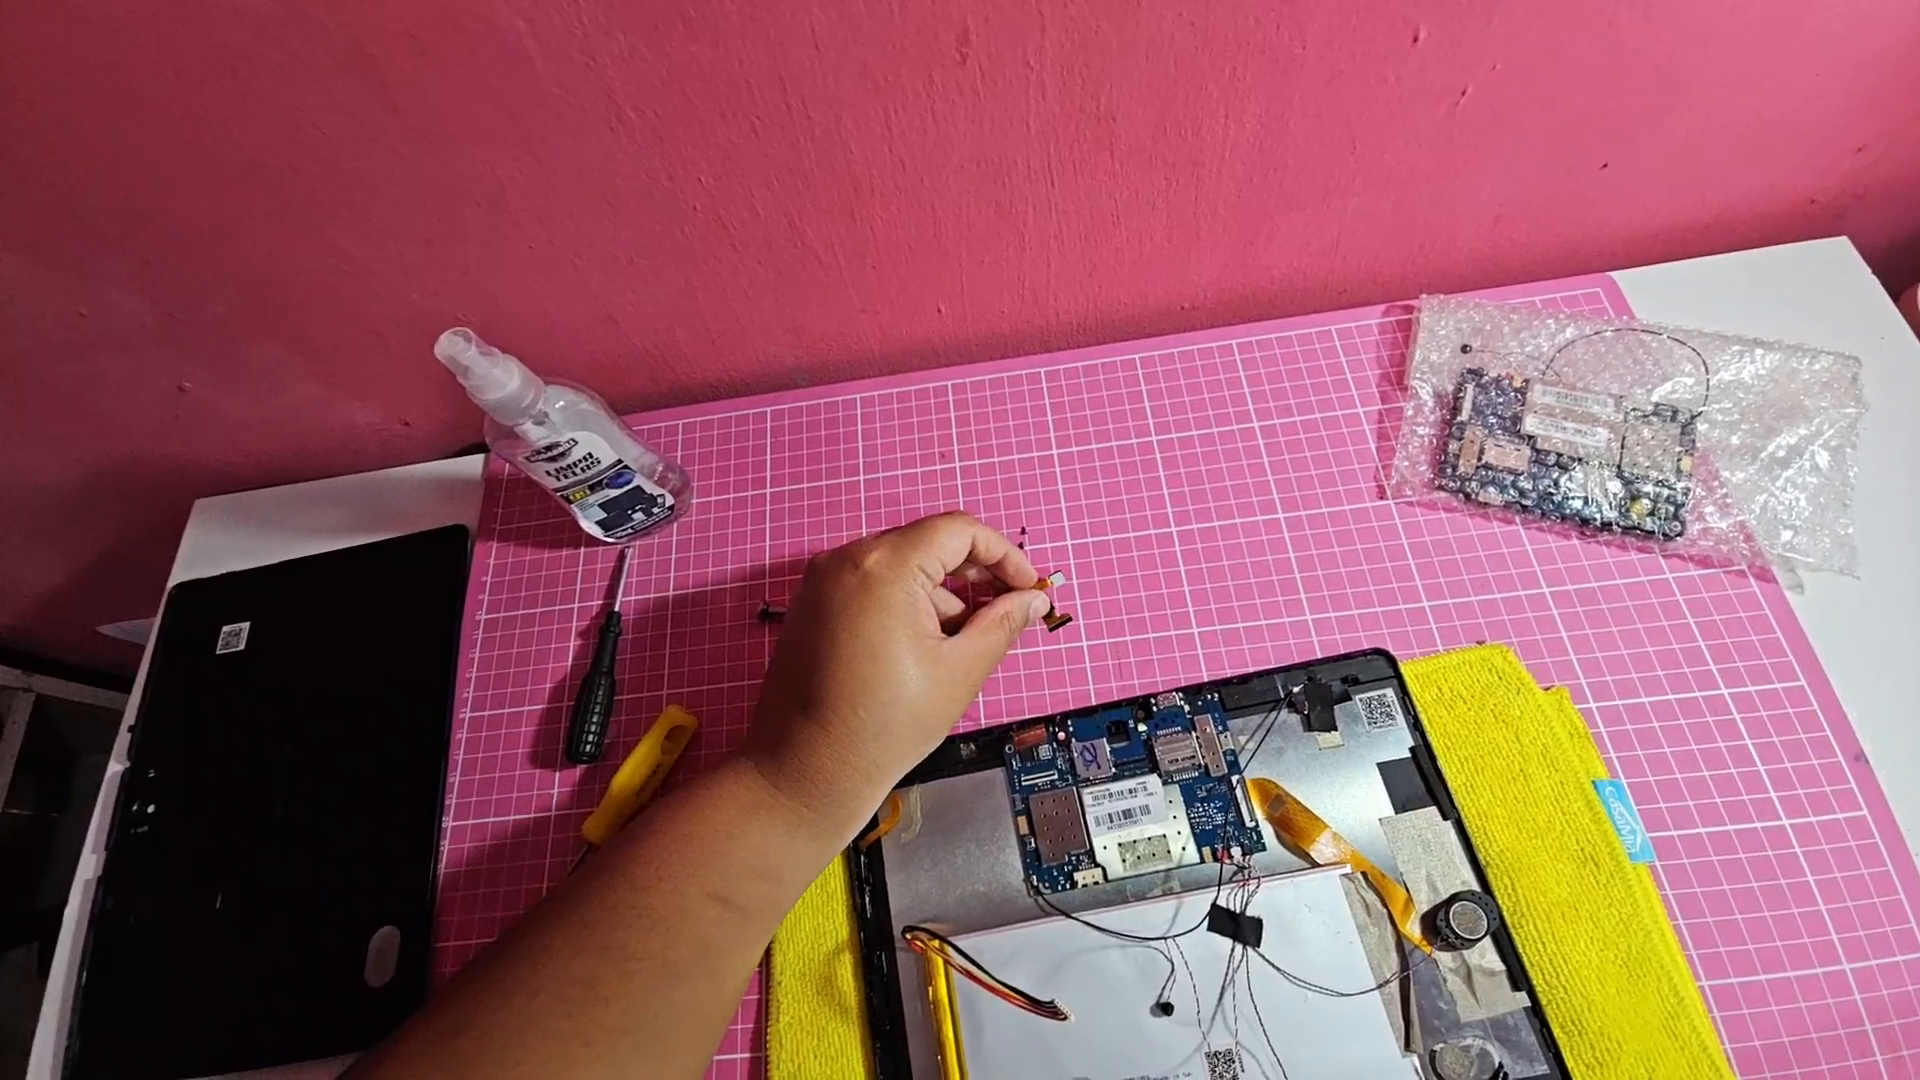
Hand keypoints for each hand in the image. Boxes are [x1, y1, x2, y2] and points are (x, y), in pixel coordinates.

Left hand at [744, 512, 1053, 830]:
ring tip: (960, 643)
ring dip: (940, 592)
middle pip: (928, 542)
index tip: (1027, 588)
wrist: (804, 773)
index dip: (1003, 554)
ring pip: (901, 564)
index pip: (959, 530)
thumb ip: (1003, 623)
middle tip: (1005, 611)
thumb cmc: (884, 726)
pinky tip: (922, 645)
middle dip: (973, 575)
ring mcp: (823, 578)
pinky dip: (905, 600)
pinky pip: (872, 582)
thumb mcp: (959, 671)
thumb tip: (1034, 598)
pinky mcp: (812, 601)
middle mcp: (848, 557)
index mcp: (885, 566)